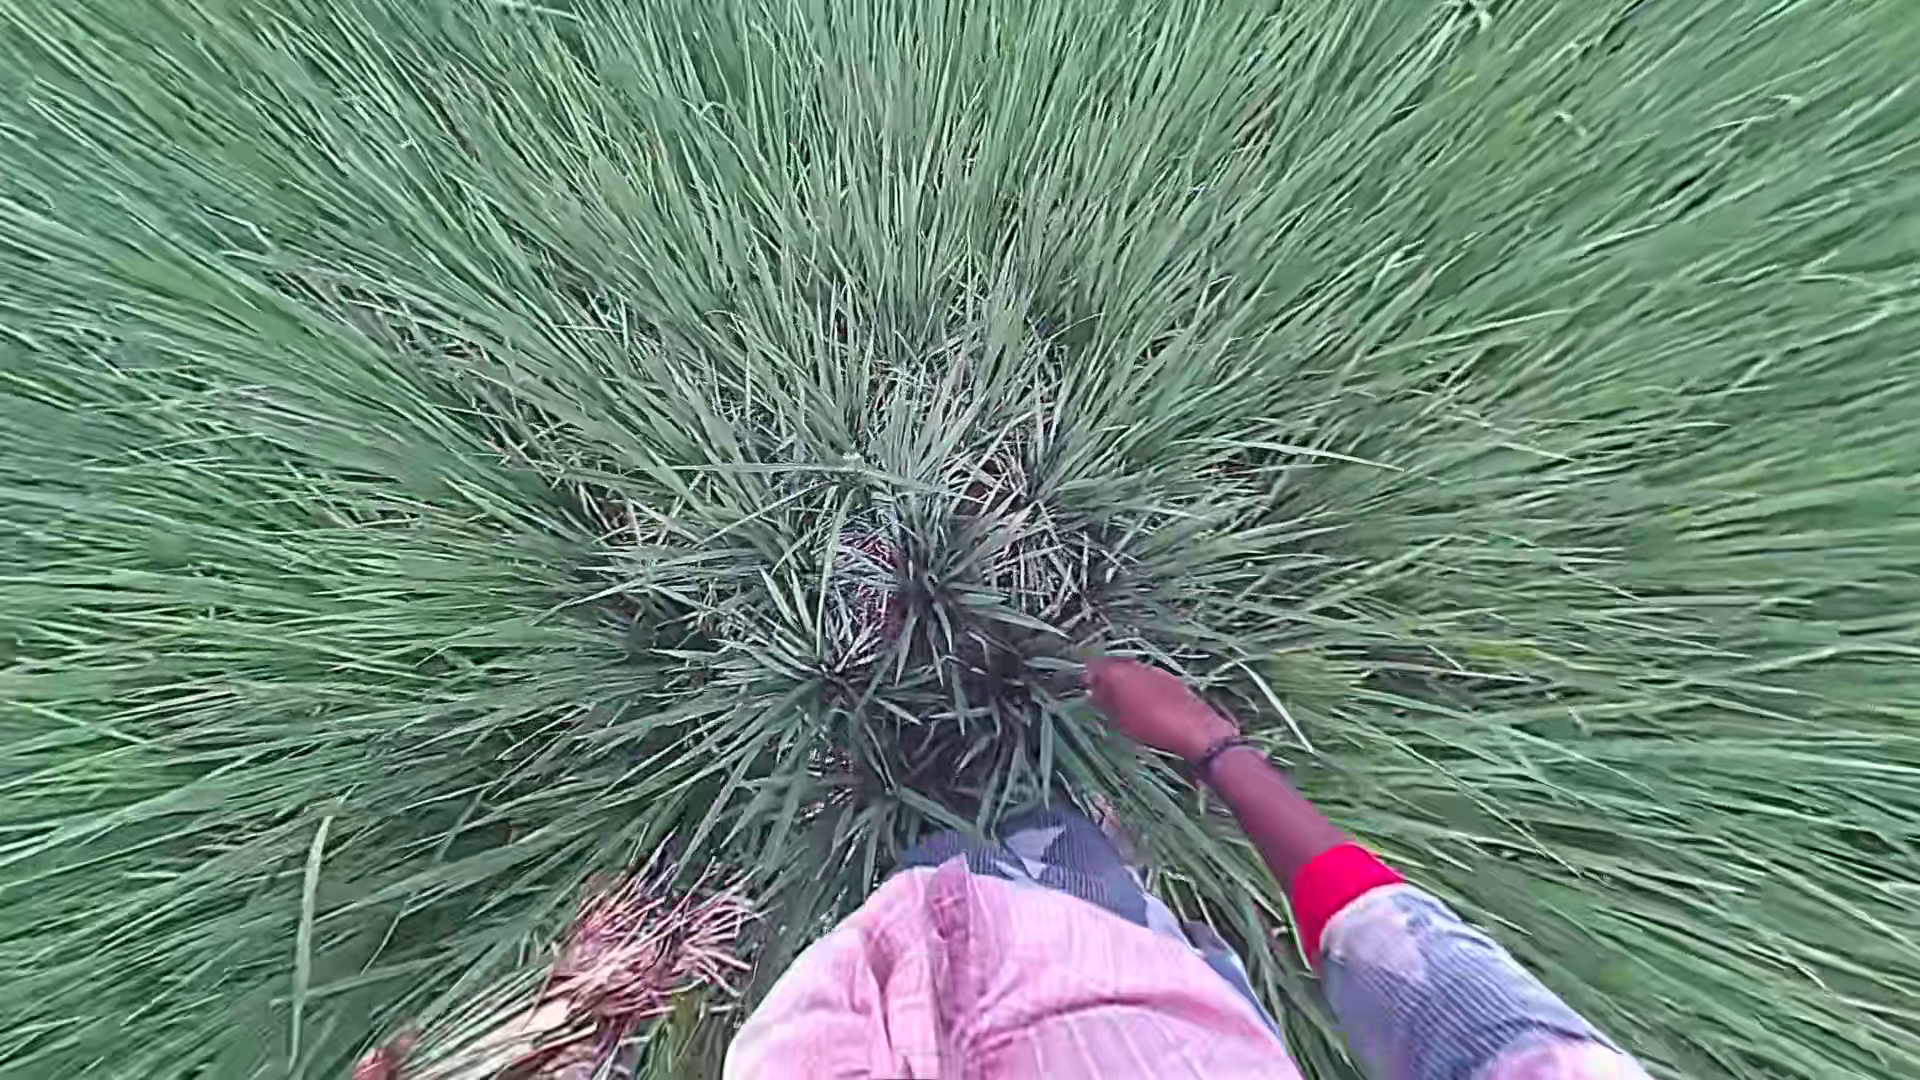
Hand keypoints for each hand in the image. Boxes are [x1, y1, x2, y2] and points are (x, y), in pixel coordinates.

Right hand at [1082, 657, 1236, 761]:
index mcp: (1119, 674)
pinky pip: (1149, 678)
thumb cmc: (1152, 728)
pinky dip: (1142, 686)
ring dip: (1125, 681)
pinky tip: (1144, 702)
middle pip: (1115, 666)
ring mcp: (1157, 672)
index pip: (1096, 666)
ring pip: (1133, 672)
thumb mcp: (1121, 720)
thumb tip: (1093, 692)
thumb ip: (1105, 702)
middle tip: (1101, 693)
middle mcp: (1137, 667)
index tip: (1085, 685)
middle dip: (1107, 677)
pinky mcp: (1172, 680)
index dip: (1089, 675)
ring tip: (1122, 700)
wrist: (1197, 730)